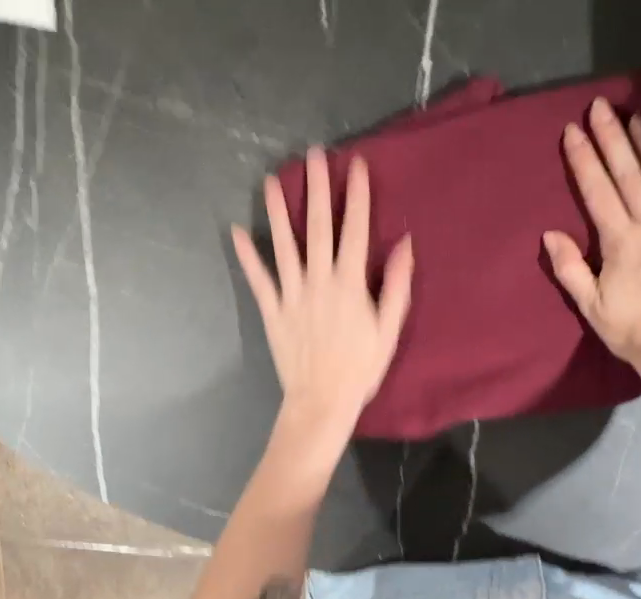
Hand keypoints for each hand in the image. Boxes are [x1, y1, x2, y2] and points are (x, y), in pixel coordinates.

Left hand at [232, 149, 413, 438]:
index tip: (355, 165)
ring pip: (283, 245)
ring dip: (277, 211)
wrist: (322, 401)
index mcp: (350, 284)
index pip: (355, 230)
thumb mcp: (389, 330)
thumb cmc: (361, 369)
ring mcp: (292, 295)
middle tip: (313, 155)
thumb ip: (397, 286)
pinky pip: (258, 279)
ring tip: (270, 181)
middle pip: (317, 227)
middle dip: (316, 189)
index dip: (357, 196)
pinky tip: (236, 231)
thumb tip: (405, 244)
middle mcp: (319, 281)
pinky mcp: (273, 311)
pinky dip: (246, 256)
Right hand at [544, 98, 640, 374]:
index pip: (598, 191)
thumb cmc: (631, 331)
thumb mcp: (591, 306)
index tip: (573, 132)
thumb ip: (570, 269)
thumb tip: (550, 234)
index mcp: (620, 241)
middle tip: (600, 107)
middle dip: (612, 139)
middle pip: (629, 175)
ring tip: (637, 119)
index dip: (584, 160)